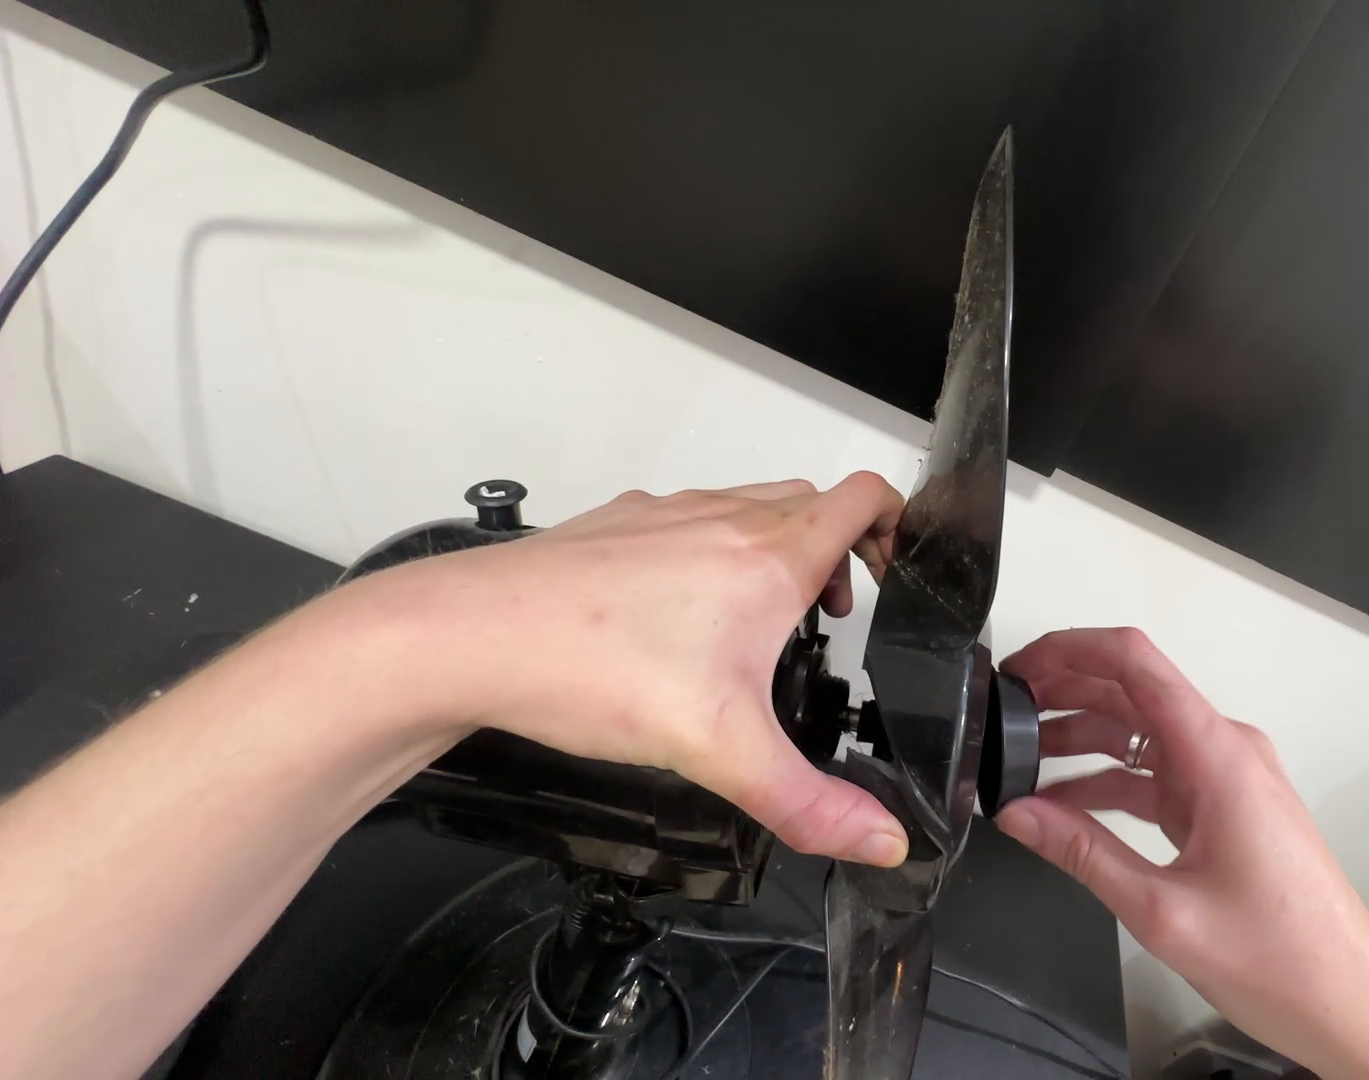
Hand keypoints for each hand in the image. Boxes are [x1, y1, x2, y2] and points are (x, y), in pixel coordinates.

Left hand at [327, 474, 910, 866]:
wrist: (470, 636)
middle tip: (830, 613)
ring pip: (758, 504)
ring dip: (783, 545)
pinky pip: (698, 514)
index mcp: (772, 556)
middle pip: (817, 503)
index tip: (893, 572)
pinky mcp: (626, 520)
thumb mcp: (722, 750)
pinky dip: (721, 543)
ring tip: (764, 613)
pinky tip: (685, 604)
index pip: (866, 498)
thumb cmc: (600, 670)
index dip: (898, 524)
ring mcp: (673, 511)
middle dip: (842, 550)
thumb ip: (810, 802)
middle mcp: (729, 517)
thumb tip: (881, 839)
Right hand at [995, 629, 1368, 1078]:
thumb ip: (1083, 853)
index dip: (1072, 648)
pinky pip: (1151, 772)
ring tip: (1019, 750)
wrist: (1356, 1010)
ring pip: (1137, 730)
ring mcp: (1222, 775)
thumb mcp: (1164, 912)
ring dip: (1079, 734)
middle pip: (1130, 689)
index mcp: (1217, 754)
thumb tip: (1015, 814)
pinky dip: (1104, 777)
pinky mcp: (1218, 803)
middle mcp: (1223, 749)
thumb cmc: (1282, 961)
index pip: (1136, 663)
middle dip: (1064, 688)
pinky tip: (1061, 800)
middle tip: (1005, 706)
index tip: (1022, 664)